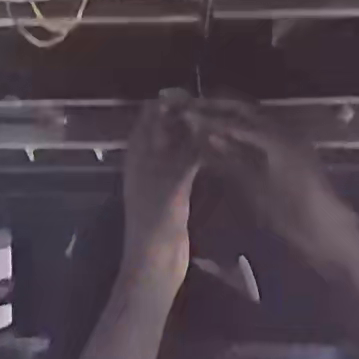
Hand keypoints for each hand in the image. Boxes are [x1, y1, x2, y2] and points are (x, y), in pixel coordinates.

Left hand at [122, 93, 202, 286]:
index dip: (168, 101)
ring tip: (220, 121)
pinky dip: (198, 152)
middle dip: (184, 114)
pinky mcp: (174, 191)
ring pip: (176, 144)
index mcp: (139, 154)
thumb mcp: (174, 181)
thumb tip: (200, 119)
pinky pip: (186, 163)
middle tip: (214, 105)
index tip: (195, 93)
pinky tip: (218, 149)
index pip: (150, 115)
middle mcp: (147, 160)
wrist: (155, 265)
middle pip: (164, 128)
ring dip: (192, 132)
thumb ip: (187, 150)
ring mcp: (160, 176)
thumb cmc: (157, 220)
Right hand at [193, 102, 358, 280]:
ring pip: (254, 116)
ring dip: (229, 112)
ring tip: (202, 115)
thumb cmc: (294, 216)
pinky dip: (242, 125)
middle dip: (217, 106)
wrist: (332, 234)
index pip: (234, 120)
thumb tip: (206, 135)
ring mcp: (290, 137)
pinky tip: (226, 134)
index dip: (207, 116)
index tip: (184, 114)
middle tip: (190, 106)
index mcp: (275, 137)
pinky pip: (262, 127)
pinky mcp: (292, 148)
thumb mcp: (257, 190)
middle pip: (245, 109)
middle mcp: (284, 129)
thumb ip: (232, 160)